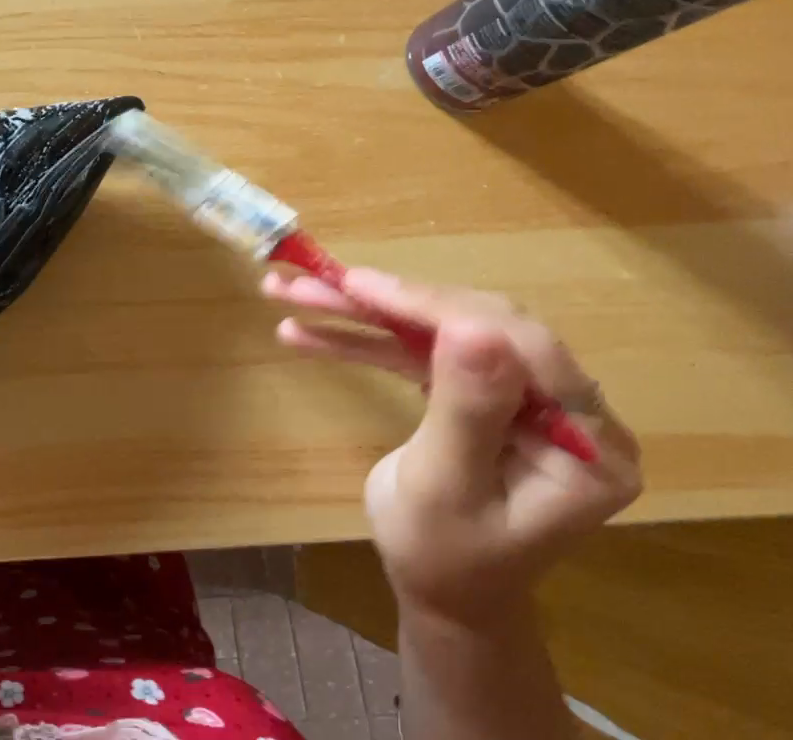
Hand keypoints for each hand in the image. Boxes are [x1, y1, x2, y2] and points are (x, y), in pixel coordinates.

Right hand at [262, 268, 642, 621]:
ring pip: (439, 335)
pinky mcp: (482, 398)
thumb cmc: (443, 556)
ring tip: (290, 298)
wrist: (440, 593)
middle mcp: (567, 410)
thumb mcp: (447, 488)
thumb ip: (466, 410)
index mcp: (587, 442)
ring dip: (362, 317)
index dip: (438, 308)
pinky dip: (364, 342)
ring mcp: (522, 401)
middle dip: (388, 303)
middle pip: (475, 328)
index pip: (518, 346)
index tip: (359, 284)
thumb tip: (475, 331)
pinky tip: (306, 334)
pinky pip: (423, 355)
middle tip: (316, 284)